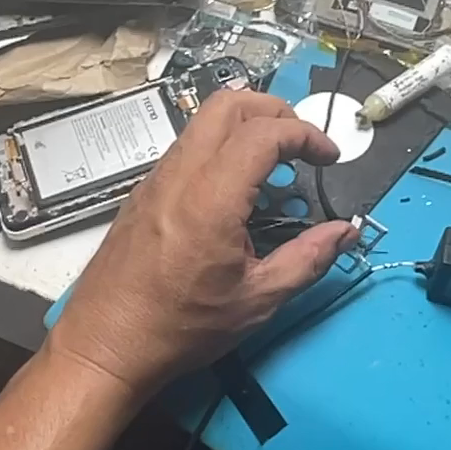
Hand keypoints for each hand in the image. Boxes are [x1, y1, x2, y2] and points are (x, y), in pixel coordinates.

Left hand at [46, 89, 357, 399]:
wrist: (104, 345)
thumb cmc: (180, 328)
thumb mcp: (257, 301)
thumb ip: (308, 259)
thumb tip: (346, 232)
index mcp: (211, 198)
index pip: (264, 132)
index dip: (306, 135)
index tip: (328, 158)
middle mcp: (180, 175)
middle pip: (229, 103)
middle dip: (275, 111)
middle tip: (301, 146)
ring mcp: (156, 178)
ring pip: (205, 121)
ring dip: (247, 128)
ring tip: (274, 169)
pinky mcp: (144, 191)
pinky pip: (188, 147)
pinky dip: (222, 148)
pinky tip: (238, 193)